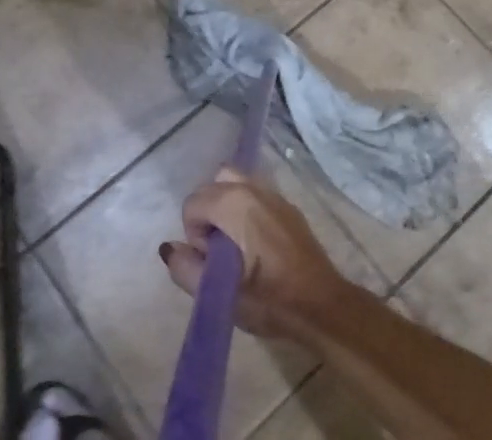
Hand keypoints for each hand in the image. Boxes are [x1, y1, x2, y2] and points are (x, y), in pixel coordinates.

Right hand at [158, 168, 354, 339]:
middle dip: (206, 214)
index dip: (193, 233)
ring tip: (233, 244)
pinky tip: (255, 245)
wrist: (322, 307)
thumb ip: (185, 268)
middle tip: (217, 253)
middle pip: (213, 185)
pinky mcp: (289, 207)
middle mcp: (254, 189)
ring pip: (234, 184)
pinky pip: (255, 195)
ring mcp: (275, 195)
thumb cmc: (269, 301)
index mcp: (235, 204)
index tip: (209, 261)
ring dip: (224, 208)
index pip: (193, 203)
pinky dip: (244, 209)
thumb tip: (170, 248)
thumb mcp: (219, 294)